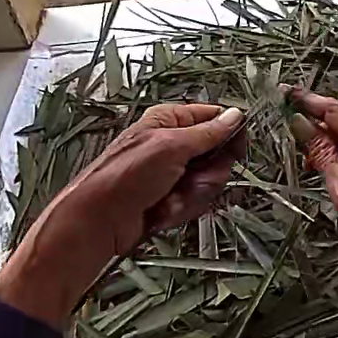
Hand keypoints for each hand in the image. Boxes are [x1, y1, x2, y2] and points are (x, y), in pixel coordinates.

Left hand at [0, 103, 245, 326]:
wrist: (99, 222)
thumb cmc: (126, 177)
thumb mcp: (171, 147)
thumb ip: (207, 132)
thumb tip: (235, 116)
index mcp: (169, 120)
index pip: (213, 118)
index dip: (230, 133)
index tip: (238, 149)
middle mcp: (172, 143)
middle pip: (217, 154)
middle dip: (209, 174)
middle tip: (191, 180)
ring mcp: (172, 173)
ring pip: (209, 182)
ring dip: (193, 195)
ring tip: (169, 200)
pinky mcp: (171, 198)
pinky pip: (195, 202)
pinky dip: (182, 209)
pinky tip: (162, 212)